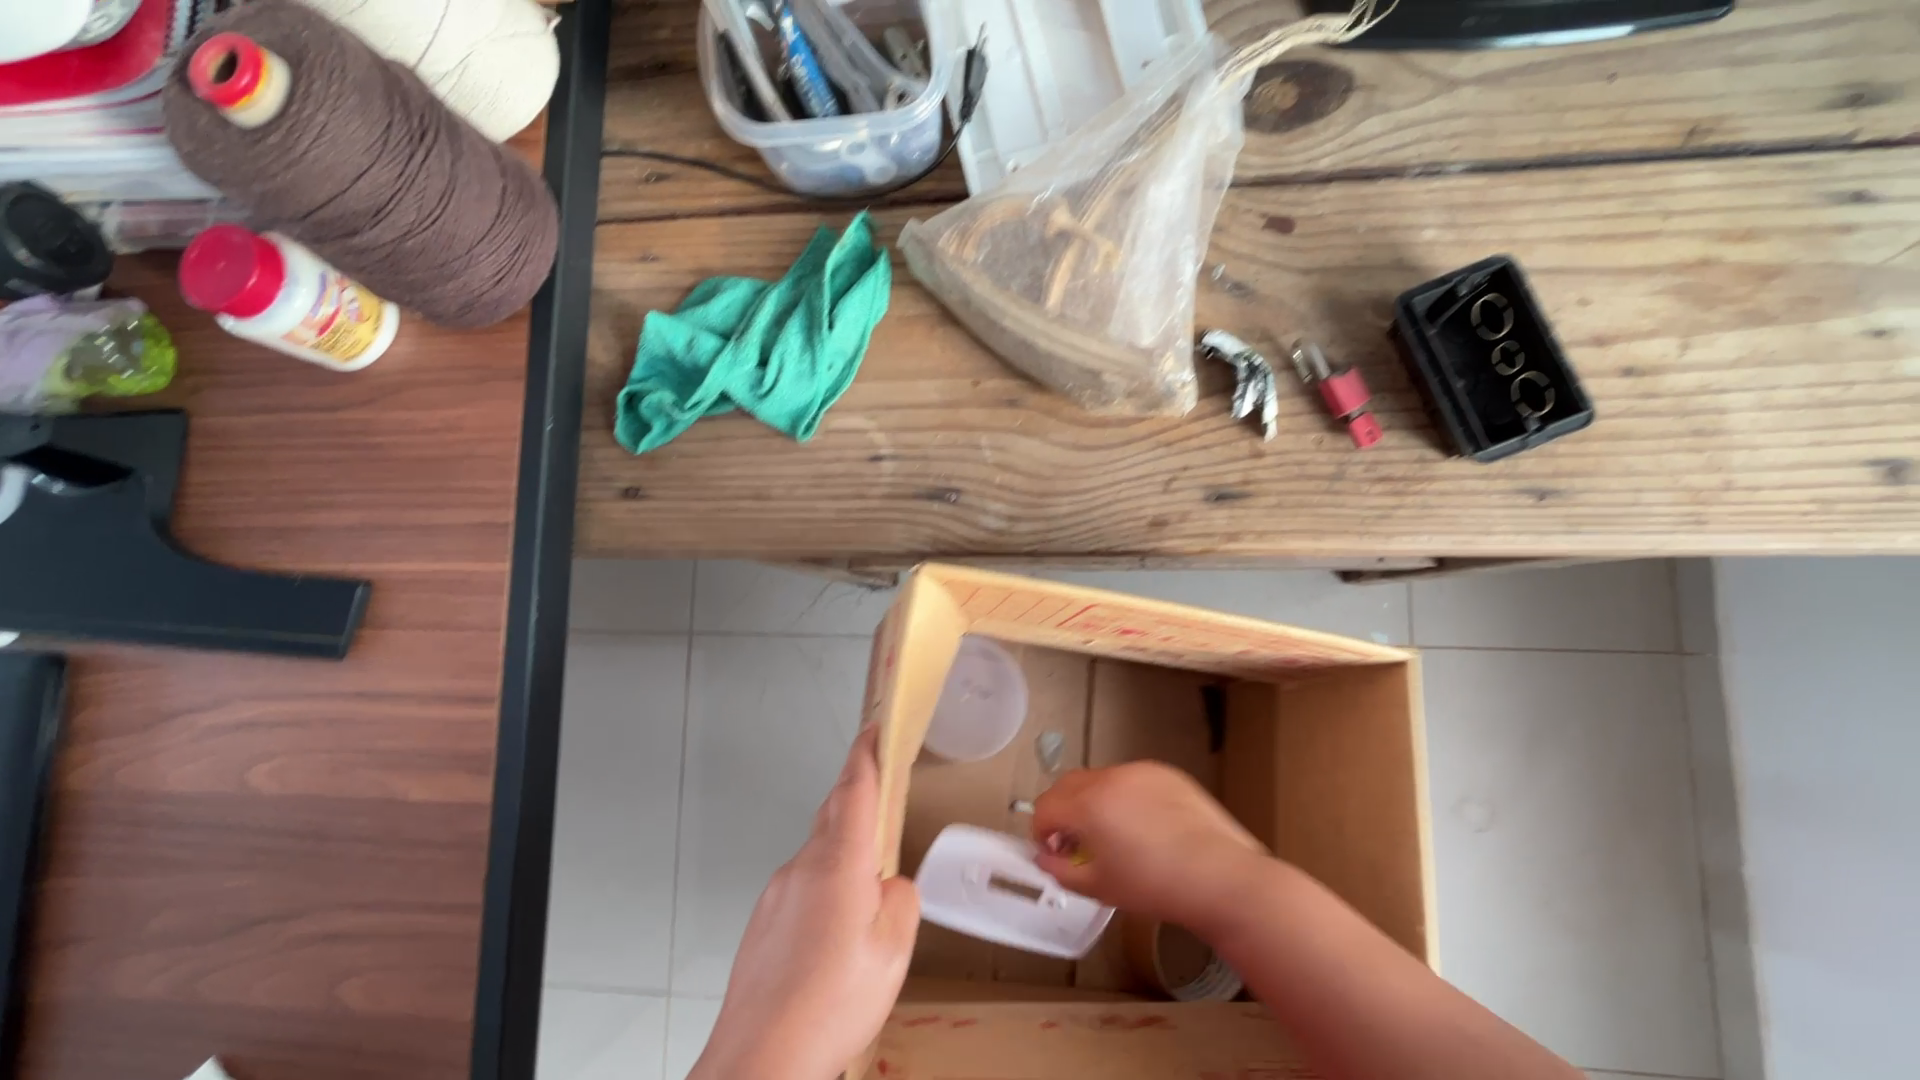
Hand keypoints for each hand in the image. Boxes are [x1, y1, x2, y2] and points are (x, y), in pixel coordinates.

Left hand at [690, 727, 919, 1079]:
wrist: (759, 1059)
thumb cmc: (828, 1005)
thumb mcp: (892, 951)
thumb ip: (900, 901)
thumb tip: (889, 884)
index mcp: (837, 864)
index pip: (854, 788)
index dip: (866, 753)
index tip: (874, 729)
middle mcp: (801, 868)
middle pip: (833, 816)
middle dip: (859, 802)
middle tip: (884, 805)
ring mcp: (776, 894)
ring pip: (818, 855)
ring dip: (844, 858)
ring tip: (868, 905)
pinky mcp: (764, 921)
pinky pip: (802, 888)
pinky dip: (825, 892)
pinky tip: (835, 939)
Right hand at [1031, 762, 1266, 931]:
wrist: (1221, 877)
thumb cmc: (1154, 886)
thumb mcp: (1099, 888)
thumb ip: (1061, 871)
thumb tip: (1045, 860)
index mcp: (1088, 803)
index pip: (1045, 807)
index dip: (1040, 831)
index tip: (1052, 853)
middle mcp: (1110, 777)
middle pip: (1069, 785)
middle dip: (1063, 811)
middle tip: (1074, 843)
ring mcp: (1141, 771)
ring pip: (1101, 780)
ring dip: (1093, 802)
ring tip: (1112, 835)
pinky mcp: (1168, 774)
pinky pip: (1133, 780)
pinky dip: (1125, 797)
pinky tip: (1144, 827)